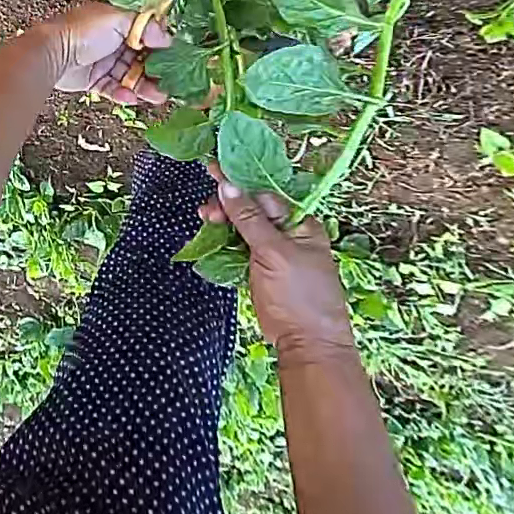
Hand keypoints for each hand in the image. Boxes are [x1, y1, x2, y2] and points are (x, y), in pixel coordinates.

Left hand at [33, 2, 171, 102]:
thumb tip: (167, 37)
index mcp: (116, 22)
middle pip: (139, 58)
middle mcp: (110, 42)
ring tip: (158, 97)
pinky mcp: (93, 81)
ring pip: (129, 76)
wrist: (52, 53)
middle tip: (171, 83)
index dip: (159, 45)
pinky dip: (123, 94)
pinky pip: (113, 89)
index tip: (175, 56)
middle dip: (155, 71)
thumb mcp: (118, 19)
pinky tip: (132, 98)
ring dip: (144, 86)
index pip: (144, 34)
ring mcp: (102, 62)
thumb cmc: (83, 31)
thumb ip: (144, 26)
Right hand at [200, 162, 355, 360]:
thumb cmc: (299, 296)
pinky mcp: (262, 269)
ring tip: (205, 220)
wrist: (308, 346)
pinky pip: (240, 246)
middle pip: (252, 209)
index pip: (264, 194)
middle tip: (205, 211)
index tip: (213, 167)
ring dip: (224, 221)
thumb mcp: (273, 252)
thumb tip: (228, 185)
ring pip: (243, 227)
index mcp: (300, 223)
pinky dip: (226, 241)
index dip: (239, 183)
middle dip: (228, 204)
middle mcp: (288, 233)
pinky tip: (212, 237)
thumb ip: (249, 218)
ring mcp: (275, 252)